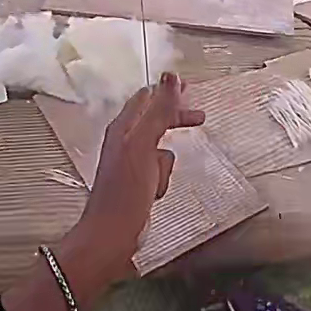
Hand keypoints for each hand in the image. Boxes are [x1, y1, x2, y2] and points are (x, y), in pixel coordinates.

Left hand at [59, 73, 203, 287]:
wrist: (112, 232)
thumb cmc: (126, 191)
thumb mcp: (144, 145)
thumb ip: (158, 111)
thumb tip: (169, 77)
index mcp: (122, 129)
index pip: (146, 100)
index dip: (167, 92)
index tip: (188, 87)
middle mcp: (123, 142)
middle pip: (153, 121)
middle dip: (174, 120)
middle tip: (197, 117)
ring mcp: (129, 164)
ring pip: (157, 150)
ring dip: (165, 160)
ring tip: (161, 177)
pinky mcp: (136, 184)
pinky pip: (156, 172)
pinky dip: (161, 178)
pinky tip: (157, 191)